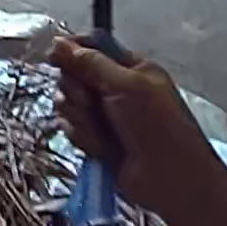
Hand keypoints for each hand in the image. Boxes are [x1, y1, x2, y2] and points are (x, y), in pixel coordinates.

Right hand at [51, 36, 226, 211]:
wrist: (172, 184)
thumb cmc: (157, 128)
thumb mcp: (127, 86)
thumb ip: (90, 62)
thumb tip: (57, 42)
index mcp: (129, 68)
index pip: (92, 46)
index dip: (71, 50)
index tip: (54, 56)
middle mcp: (114, 87)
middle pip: (73, 73)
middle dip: (77, 90)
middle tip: (91, 103)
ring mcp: (103, 114)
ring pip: (68, 101)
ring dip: (80, 117)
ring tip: (99, 132)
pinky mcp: (95, 138)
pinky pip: (71, 126)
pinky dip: (82, 136)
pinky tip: (99, 147)